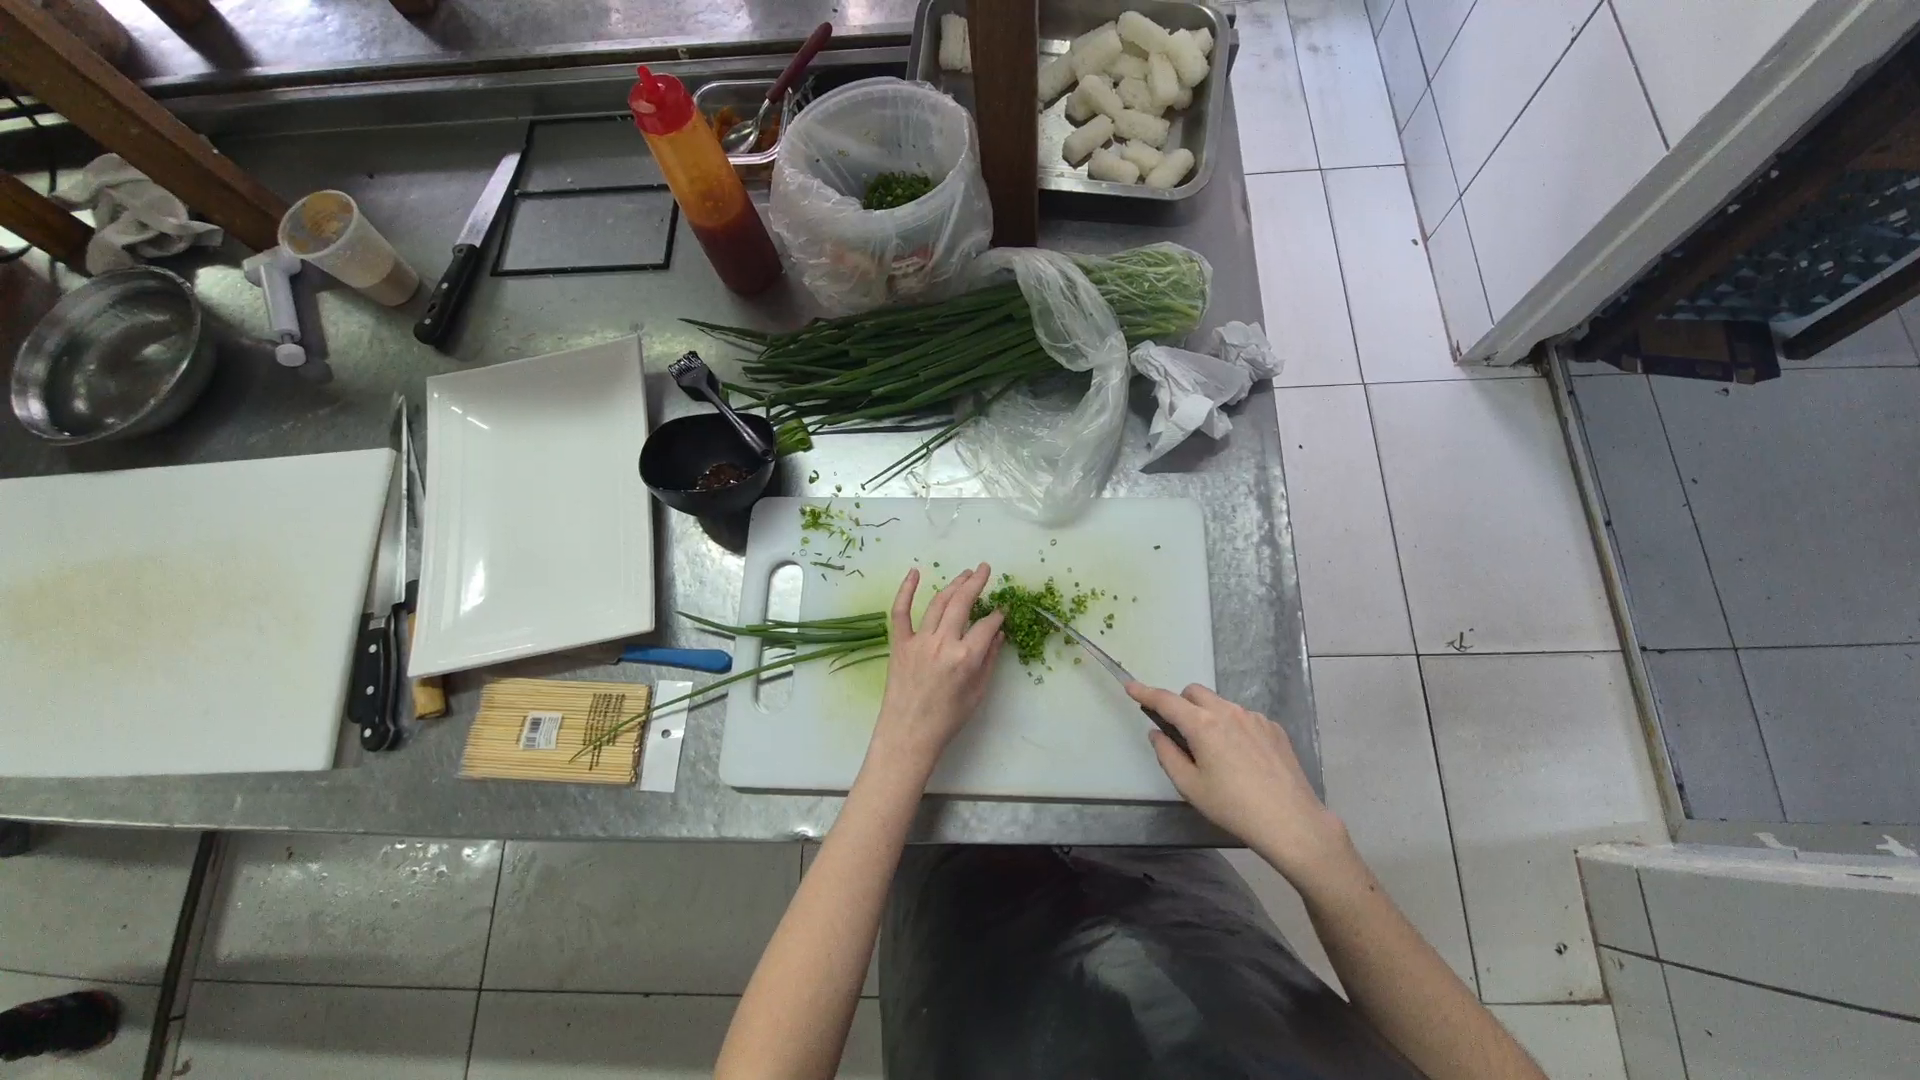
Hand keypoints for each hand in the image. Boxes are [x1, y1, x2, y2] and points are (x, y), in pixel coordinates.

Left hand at [867, 564, 1004, 775]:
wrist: (908, 734)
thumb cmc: (947, 719)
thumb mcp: (978, 692)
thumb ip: (989, 660)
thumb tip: (998, 634)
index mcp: (966, 657)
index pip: (987, 625)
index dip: (997, 616)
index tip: (1002, 611)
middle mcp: (943, 643)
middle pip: (963, 603)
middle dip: (976, 583)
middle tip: (985, 570)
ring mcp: (919, 641)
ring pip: (938, 603)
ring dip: (953, 585)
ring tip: (965, 574)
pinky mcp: (899, 644)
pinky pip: (901, 612)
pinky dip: (906, 590)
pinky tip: (915, 573)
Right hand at [1129, 682, 1354, 881]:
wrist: (1290, 820)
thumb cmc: (1233, 806)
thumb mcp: (1190, 787)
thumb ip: (1167, 755)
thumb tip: (1157, 734)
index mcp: (1202, 725)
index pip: (1166, 700)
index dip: (1144, 692)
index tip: (1130, 686)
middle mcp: (1228, 712)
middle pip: (1195, 693)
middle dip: (1182, 704)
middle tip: (1182, 734)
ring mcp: (1254, 718)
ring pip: (1221, 704)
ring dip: (1209, 716)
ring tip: (1217, 753)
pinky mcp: (1274, 728)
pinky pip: (1244, 718)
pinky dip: (1234, 728)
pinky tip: (1243, 759)